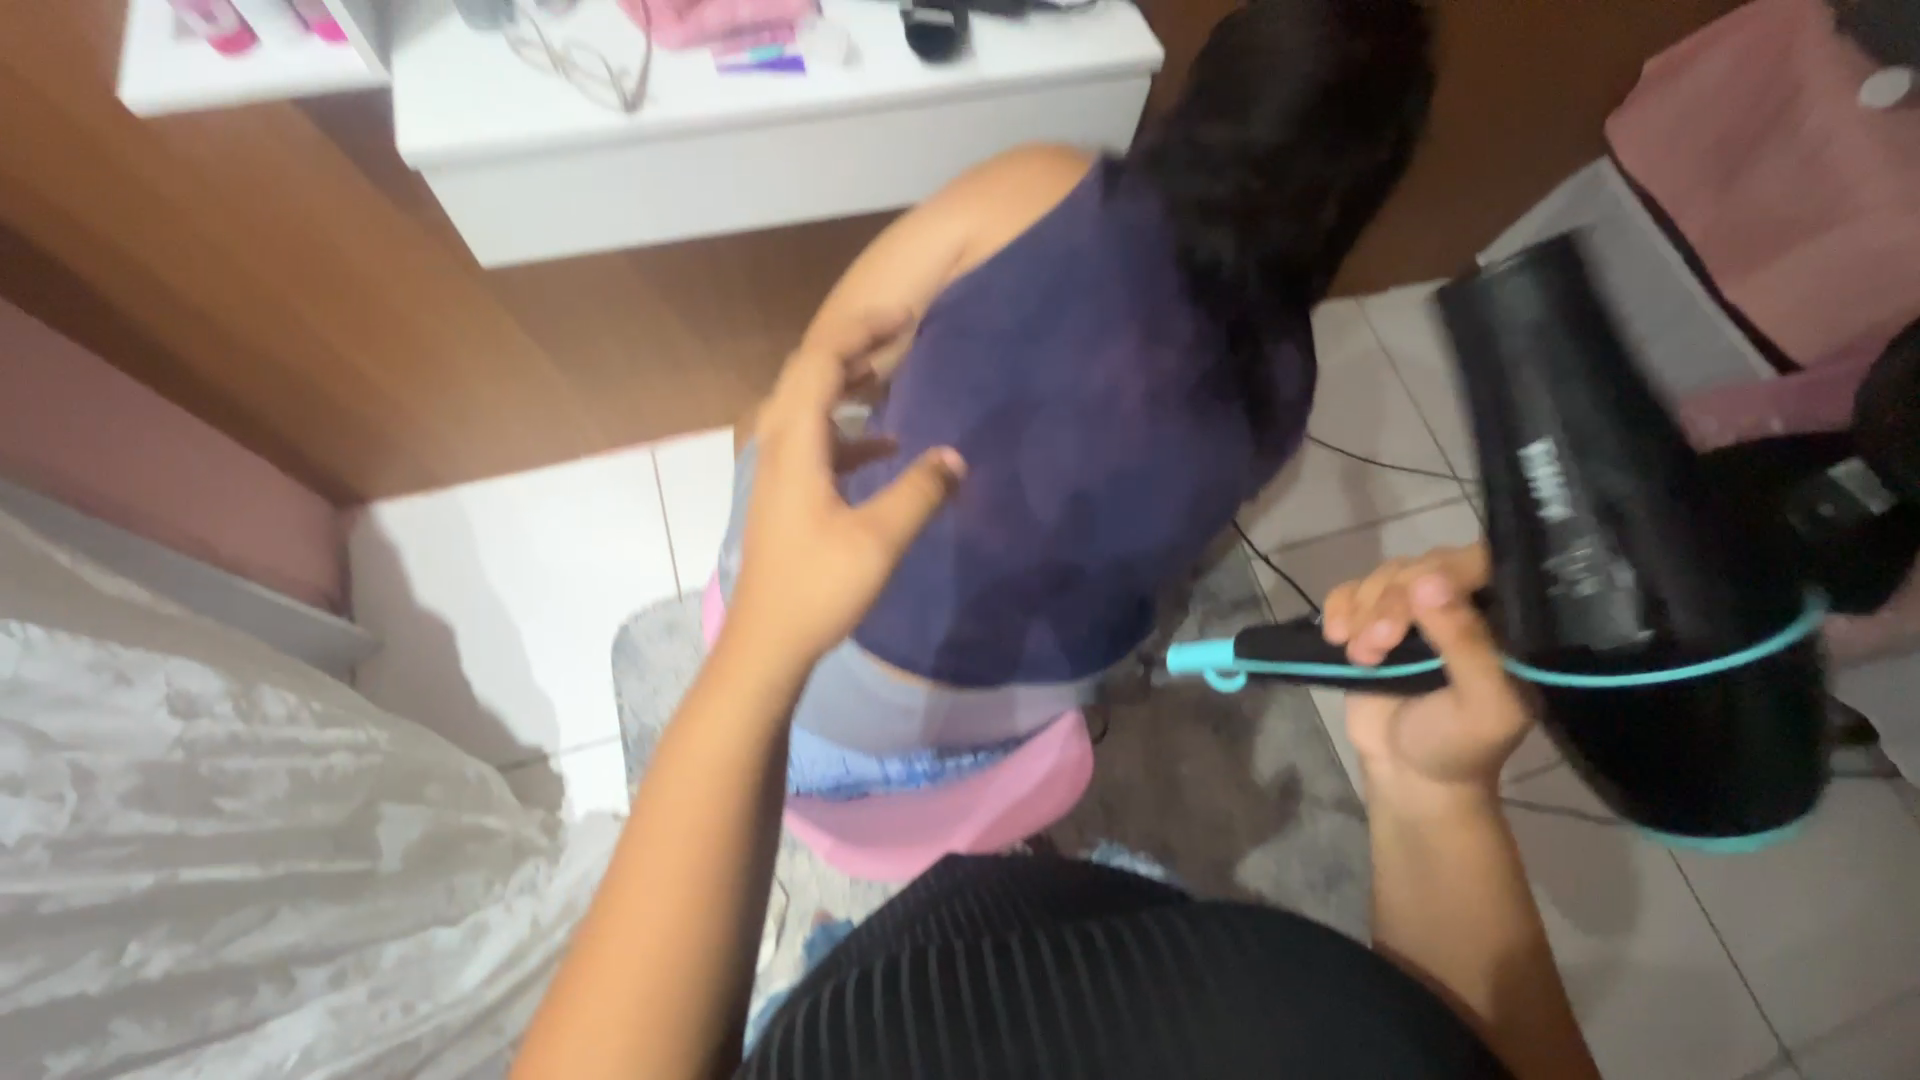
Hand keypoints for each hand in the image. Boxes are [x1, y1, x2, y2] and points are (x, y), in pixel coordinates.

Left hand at [725, 312, 965, 666]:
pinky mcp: (785, 495)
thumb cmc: (818, 588)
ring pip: (808, 407)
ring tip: (891, 374)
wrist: (766, 642)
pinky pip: (814, 442)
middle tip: (899, 333)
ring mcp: (778, 472)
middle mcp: (778, 447)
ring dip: (847, 385)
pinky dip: (847, 431)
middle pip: (807, 374)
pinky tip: (885, 448)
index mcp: (795, 445)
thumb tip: (956, 457)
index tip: (904, 314)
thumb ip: (920, 492)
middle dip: (853, 347)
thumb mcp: (879, 540)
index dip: (859, 330)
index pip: (819, 362)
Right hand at [1325, 546, 1533, 807]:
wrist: (1408, 776)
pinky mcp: (1370, 621)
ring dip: (1363, 612)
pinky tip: (1336, 639)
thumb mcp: (1483, 704)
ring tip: (1362, 657)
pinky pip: (1348, 591)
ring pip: (1382, 576)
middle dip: (1389, 602)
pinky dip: (1338, 608)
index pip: (1479, 563)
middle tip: (1378, 646)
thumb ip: (1468, 645)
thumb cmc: (1461, 744)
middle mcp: (1459, 604)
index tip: (1416, 600)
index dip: (1444, 570)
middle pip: (1420, 566)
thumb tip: (1430, 584)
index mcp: (1503, 619)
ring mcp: (1410, 612)